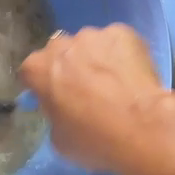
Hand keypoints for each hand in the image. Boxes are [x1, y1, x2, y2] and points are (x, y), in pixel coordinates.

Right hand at [19, 24, 170, 173]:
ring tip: (116, 84)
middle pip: (59, 52)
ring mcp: (92, 35)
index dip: (42, 86)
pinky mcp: (122, 32)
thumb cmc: (96, 141)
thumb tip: (61, 110)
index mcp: (38, 68)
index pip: (30, 72)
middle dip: (68, 67)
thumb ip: (53, 116)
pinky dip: (122, 54)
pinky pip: (117, 42)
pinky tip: (133, 76)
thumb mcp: (61, 141)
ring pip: (89, 45)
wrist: (144, 129)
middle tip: (86, 92)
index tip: (55, 100)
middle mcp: (60, 44)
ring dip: (95, 59)